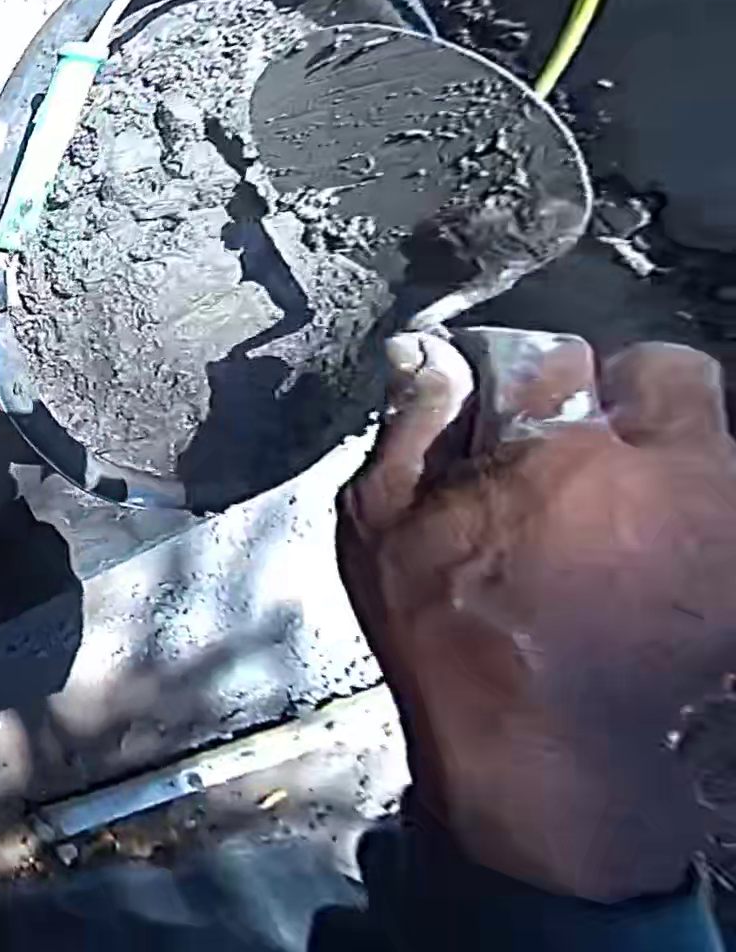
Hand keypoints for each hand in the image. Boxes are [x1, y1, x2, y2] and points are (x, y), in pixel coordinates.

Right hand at [339, 329, 735, 902]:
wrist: (535, 727)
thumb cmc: (436, 613)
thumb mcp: (380, 515)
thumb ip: (409, 426)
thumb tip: (420, 354)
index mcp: (558, 450)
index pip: (552, 353)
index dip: (502, 366)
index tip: (474, 393)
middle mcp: (671, 466)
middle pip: (667, 370)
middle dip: (603, 386)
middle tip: (541, 438)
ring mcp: (729, 515)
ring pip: (706, 427)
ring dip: (642, 441)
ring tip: (578, 496)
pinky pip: (718, 489)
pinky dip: (670, 493)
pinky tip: (614, 539)